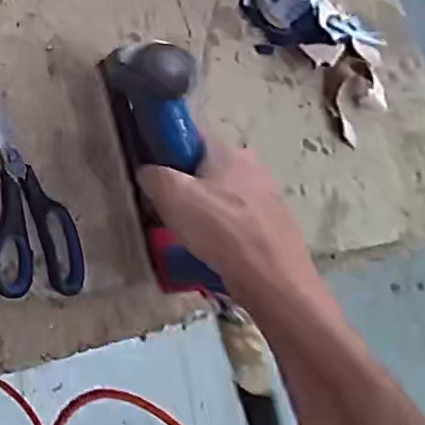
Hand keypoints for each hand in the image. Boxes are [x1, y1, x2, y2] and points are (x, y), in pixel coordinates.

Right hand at [137, 143, 322, 306]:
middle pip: (205, 170)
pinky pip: (237, 223)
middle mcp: (252, 166)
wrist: (276, 287)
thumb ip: (152, 175)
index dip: (167, 152)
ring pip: (221, 198)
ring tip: (190, 238)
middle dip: (185, 189)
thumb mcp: (171, 195)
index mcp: (229, 150)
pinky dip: (223, 235)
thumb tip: (148, 174)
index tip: (155, 176)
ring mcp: (268, 198)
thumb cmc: (222, 231)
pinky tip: (214, 254)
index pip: (190, 137)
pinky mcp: (275, 228)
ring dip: (203, 214)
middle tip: (169, 211)